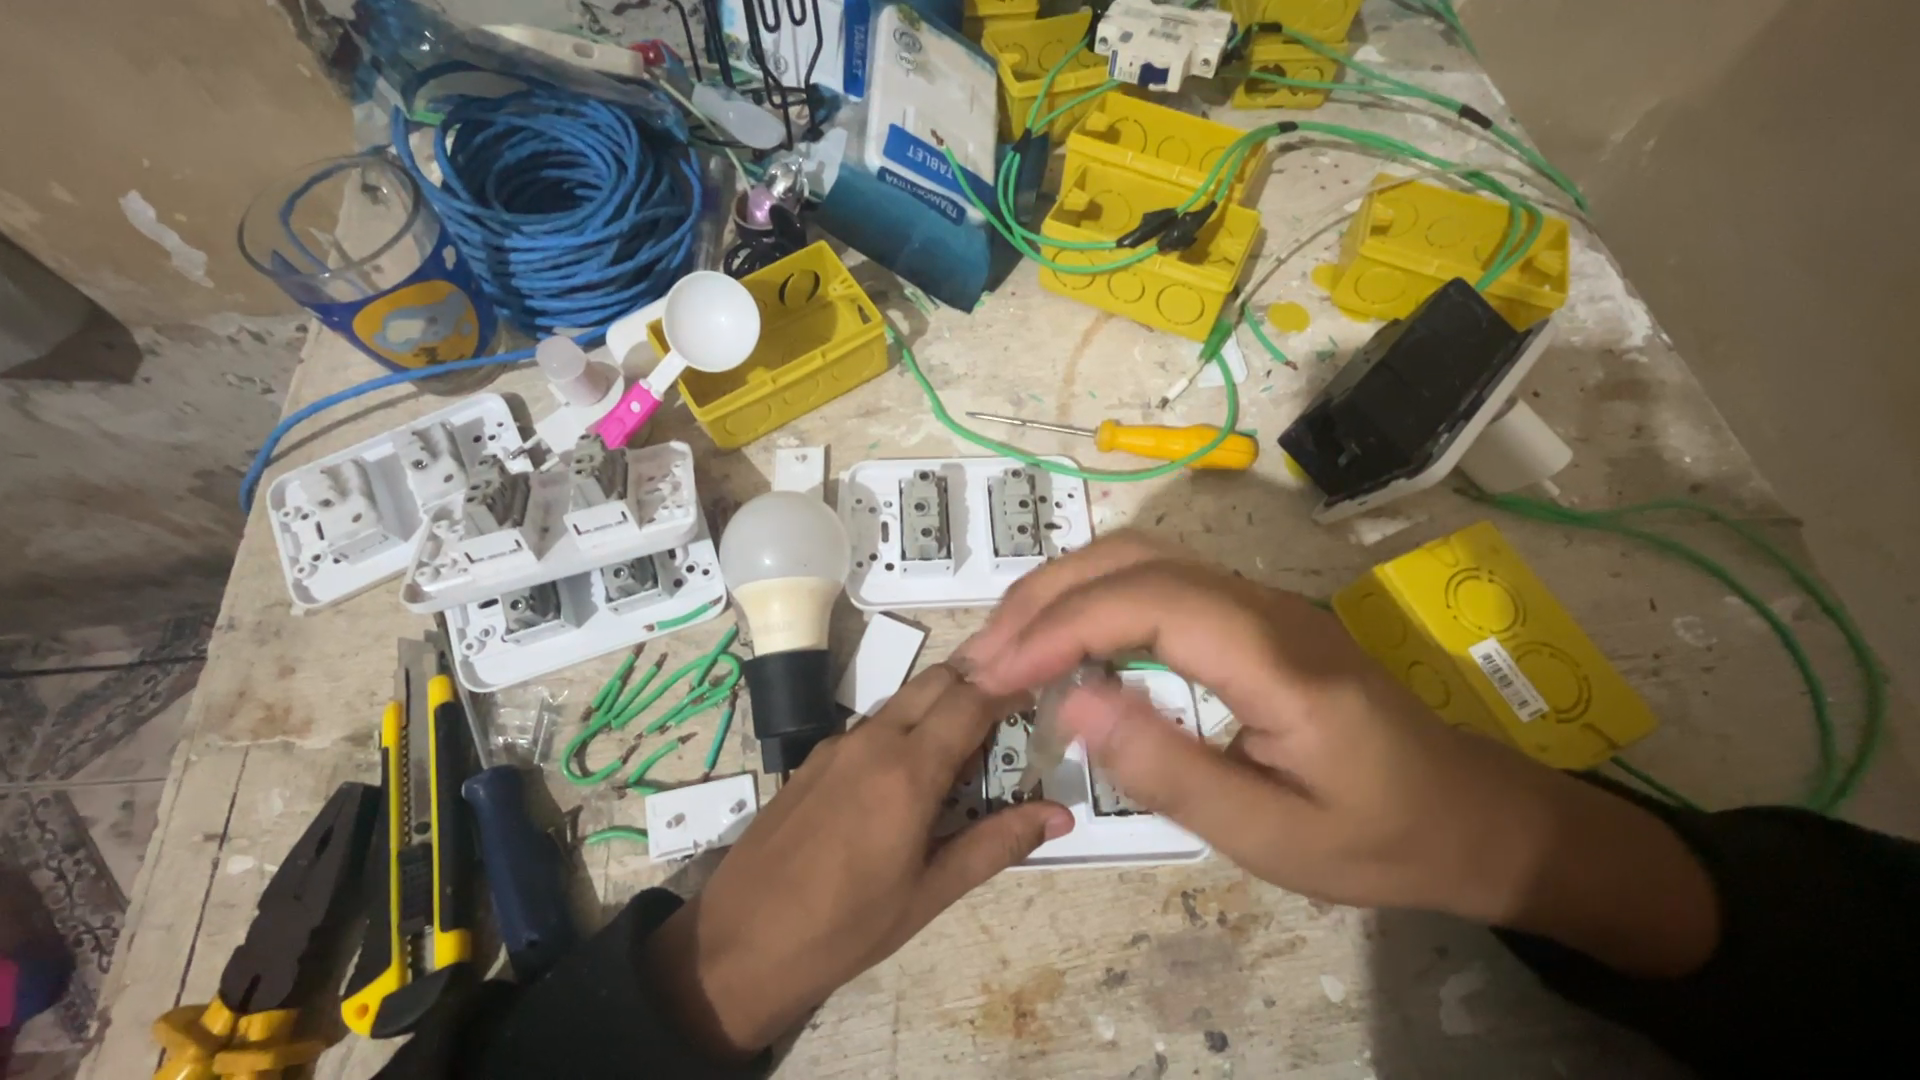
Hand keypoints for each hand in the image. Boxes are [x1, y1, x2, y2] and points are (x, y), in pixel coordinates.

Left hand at [644, 664, 1072, 1059]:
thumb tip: (1059, 813)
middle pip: (937, 681)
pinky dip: (905, 728)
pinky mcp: (814, 759)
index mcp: (908, 770)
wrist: (739, 943)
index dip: (1010, 688)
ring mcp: (838, 745)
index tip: (1039, 694)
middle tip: (1010, 719)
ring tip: (968, 752)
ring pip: (903, 700)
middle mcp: (873, 740)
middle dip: (978, 685)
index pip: (972, 700)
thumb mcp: (930, 893)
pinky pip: (873, 724)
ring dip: (941, 706)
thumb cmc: (846, 927)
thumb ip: (996, 844)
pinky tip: (910, 776)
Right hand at [961, 532, 1718, 977]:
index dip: (1061, 625)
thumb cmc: (1379, 838)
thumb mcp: (1272, 834)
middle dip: (1047, 595)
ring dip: (1066, 588)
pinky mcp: (1254, 615)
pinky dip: (1096, 597)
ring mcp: (1262, 602)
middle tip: (985, 653)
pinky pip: (1160, 581)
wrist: (1478, 817)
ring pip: (1144, 558)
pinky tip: (1070, 638)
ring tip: (1011, 641)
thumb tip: (1074, 702)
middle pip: (1137, 558)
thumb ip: (1169, 768)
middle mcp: (1264, 606)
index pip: (1148, 603)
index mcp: (1276, 658)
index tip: (997, 672)